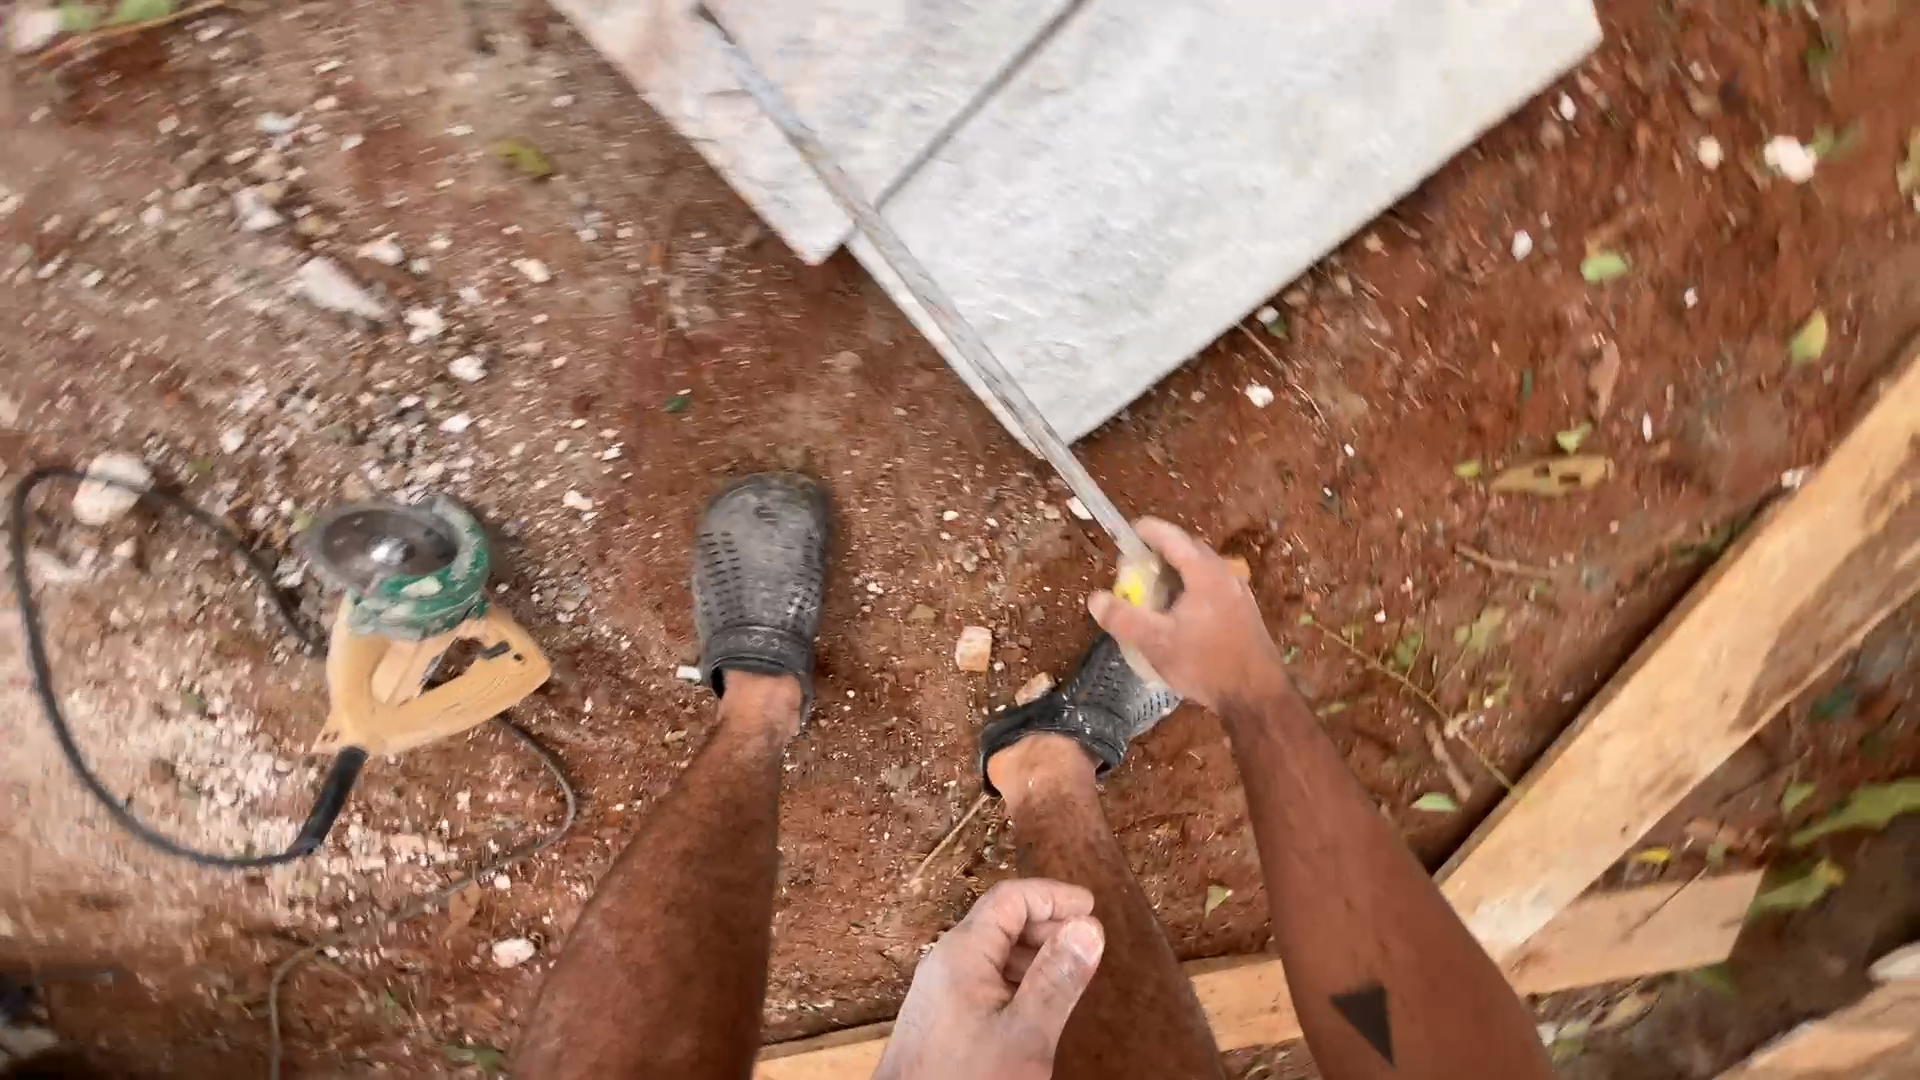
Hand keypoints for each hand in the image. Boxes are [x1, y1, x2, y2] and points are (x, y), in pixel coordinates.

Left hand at [874, 879, 1104, 1079]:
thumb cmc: (970, 1079)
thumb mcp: (1025, 1033)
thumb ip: (1057, 979)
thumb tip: (1089, 927)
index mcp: (963, 949)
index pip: (1010, 897)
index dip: (1052, 895)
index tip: (1091, 906)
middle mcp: (946, 959)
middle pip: (1000, 920)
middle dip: (1046, 923)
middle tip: (1087, 940)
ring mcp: (940, 988)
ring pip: (992, 951)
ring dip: (1032, 952)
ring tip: (1070, 970)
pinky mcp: (940, 1016)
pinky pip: (983, 978)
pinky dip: (1015, 978)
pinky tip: (1035, 1003)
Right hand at [1088, 517, 1286, 710]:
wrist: (1257, 697)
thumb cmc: (1205, 664)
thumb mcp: (1156, 642)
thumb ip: (1123, 619)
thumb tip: (1095, 598)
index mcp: (1204, 574)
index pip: (1172, 538)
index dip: (1148, 531)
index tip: (1129, 532)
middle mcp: (1225, 576)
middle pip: (1189, 550)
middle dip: (1161, 551)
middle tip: (1137, 565)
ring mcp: (1238, 594)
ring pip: (1202, 570)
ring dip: (1176, 571)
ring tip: (1154, 589)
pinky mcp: (1244, 613)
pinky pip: (1212, 587)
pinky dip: (1190, 588)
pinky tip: (1179, 614)